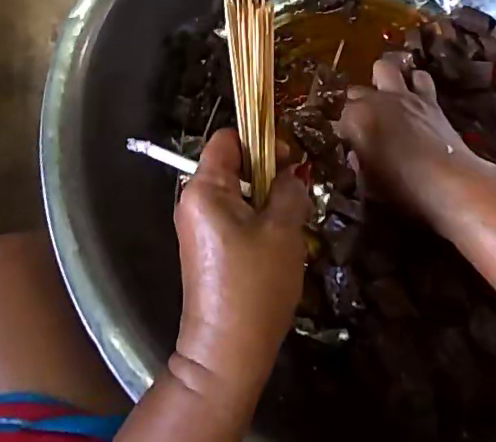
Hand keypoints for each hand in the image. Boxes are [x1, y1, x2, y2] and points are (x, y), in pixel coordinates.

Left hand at [172, 129, 310, 397]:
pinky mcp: (210, 250)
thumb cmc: (254, 284)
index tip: (290, 156)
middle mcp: (195, 203)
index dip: (260, 139)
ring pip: (239, 191)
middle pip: (234, 163)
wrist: (227, 356)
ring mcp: (201, 228)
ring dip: (269, 194)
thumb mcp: (282, 228)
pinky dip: (260, 216)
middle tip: (300, 182)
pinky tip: (284, 234)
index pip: (228, 139)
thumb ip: (289, 188)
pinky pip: (237, 215)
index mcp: (203, 189)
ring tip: (297, 209)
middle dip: (269, 168)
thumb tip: (292, 172)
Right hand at [337, 55, 495, 228]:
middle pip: (355, 91)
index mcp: (355, 119)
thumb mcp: (369, 182)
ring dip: (381, 81)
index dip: (339, 129)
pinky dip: (414, 83)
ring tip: (385, 98)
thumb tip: (357, 153)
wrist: (449, 181)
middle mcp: (376, 99)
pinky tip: (414, 97)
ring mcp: (403, 95)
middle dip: (354, 104)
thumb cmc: (402, 188)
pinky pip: (419, 78)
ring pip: (384, 68)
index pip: (337, 116)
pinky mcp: (429, 98)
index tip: (343, 141)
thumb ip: (359, 160)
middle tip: (360, 124)